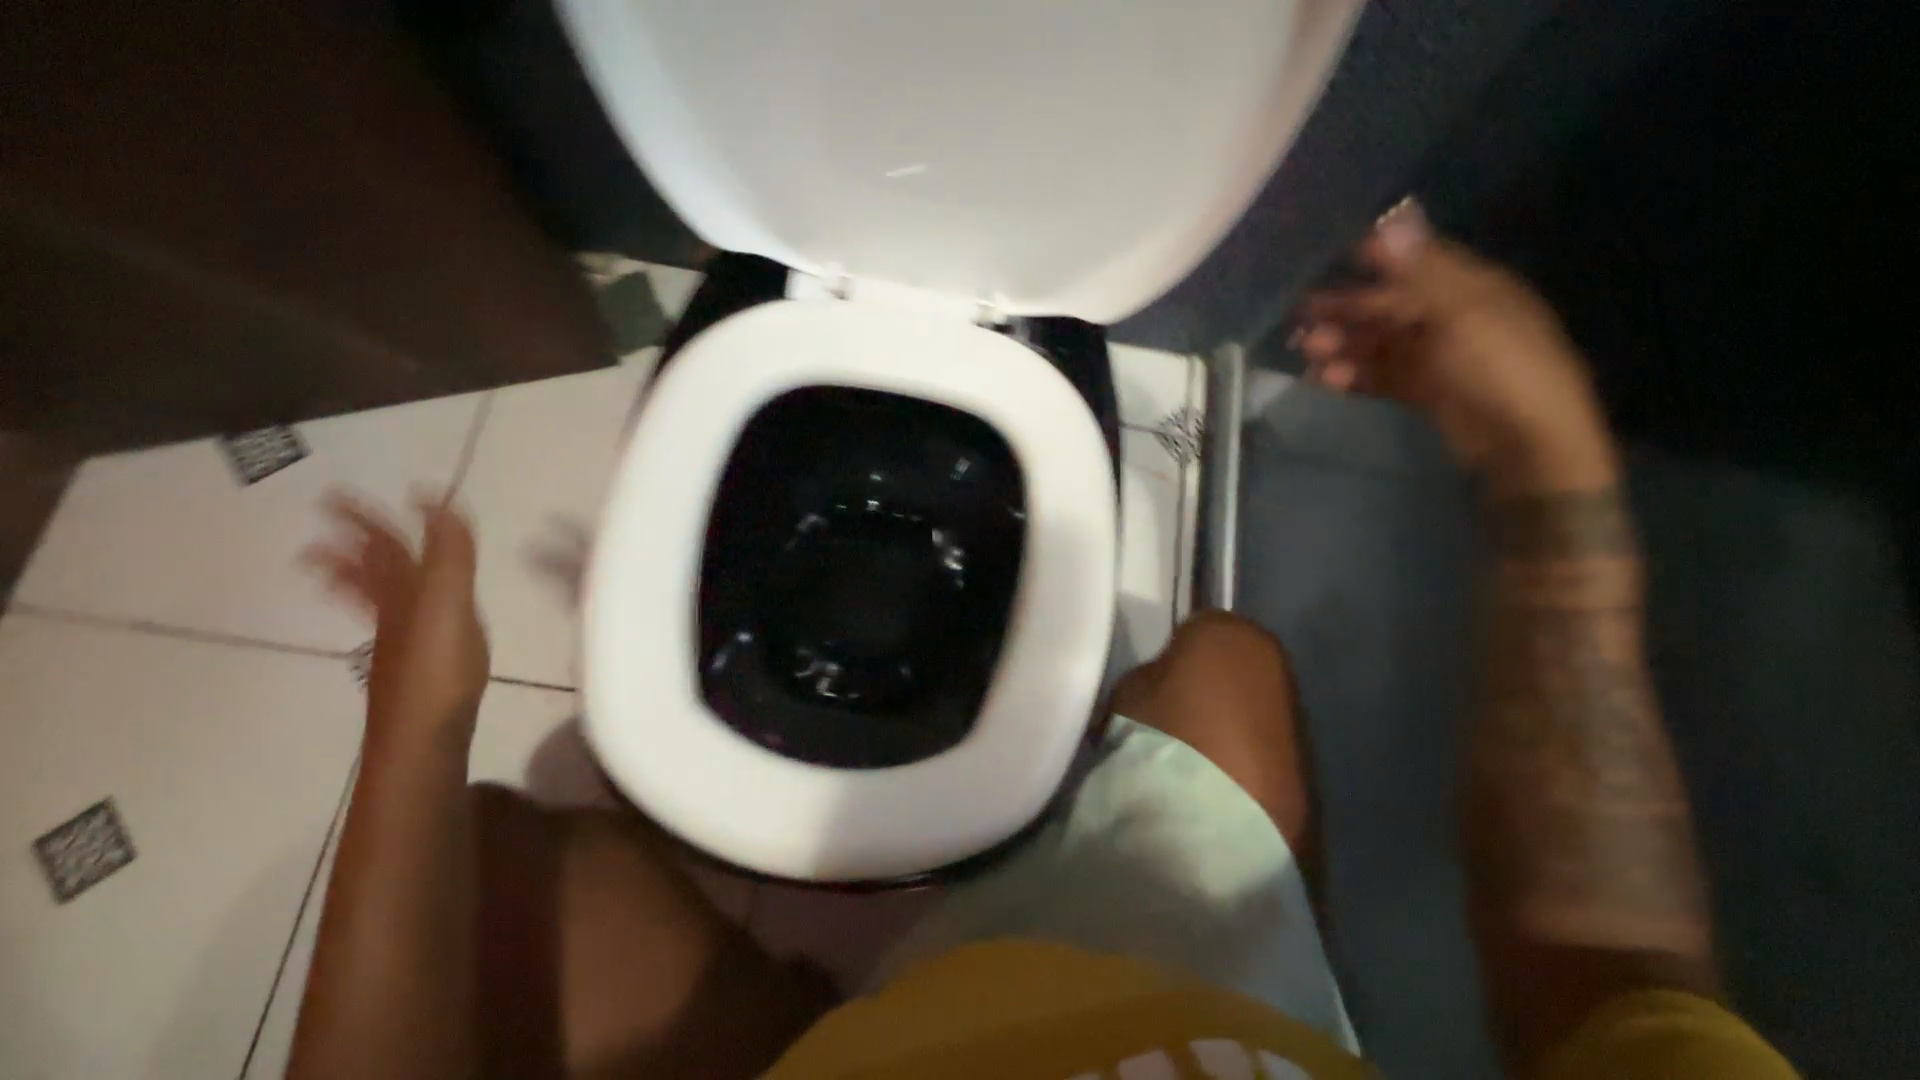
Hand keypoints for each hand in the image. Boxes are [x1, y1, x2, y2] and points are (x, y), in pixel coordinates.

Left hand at [305, 491, 490, 745]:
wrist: (421, 741)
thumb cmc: (438, 671)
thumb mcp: (450, 605)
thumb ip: (450, 556)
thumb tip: (438, 498)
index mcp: (403, 593)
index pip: (382, 547)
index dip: (369, 520)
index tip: (343, 493)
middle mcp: (392, 612)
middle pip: (364, 571)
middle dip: (349, 543)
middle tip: (326, 519)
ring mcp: (397, 643)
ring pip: (369, 600)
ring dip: (352, 576)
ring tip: (333, 564)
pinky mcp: (410, 669)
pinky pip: (390, 626)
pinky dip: (384, 610)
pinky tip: (394, 620)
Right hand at [1298, 200, 1616, 493]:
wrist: (1527, 445)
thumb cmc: (1501, 369)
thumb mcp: (1463, 313)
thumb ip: (1420, 271)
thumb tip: (1391, 217)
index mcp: (1473, 288)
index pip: (1417, 263)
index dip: (1376, 259)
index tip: (1330, 260)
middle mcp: (1455, 318)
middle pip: (1391, 305)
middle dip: (1347, 310)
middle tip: (1301, 318)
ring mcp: (1441, 358)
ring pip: (1382, 343)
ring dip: (1344, 345)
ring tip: (1308, 354)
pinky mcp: (1428, 394)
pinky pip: (1384, 377)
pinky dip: (1355, 377)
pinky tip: (1326, 381)